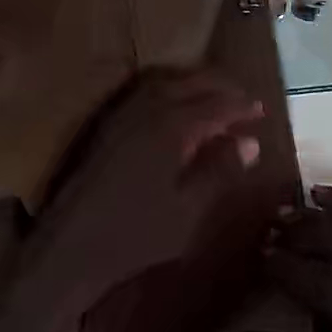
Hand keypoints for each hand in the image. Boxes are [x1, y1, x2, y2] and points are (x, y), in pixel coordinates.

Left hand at [30, 75, 263, 303]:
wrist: (70, 248)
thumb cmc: (135, 233)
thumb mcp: (188, 209)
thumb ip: (220, 170)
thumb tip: (250, 142)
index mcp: (172, 124)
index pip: (216, 104)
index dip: (241, 106)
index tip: (261, 110)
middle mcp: (149, 107)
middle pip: (192, 83)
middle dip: (222, 88)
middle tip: (244, 102)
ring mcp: (126, 113)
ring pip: (170, 83)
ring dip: (197, 86)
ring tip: (217, 101)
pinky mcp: (110, 124)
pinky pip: (150, 92)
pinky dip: (173, 91)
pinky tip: (179, 111)